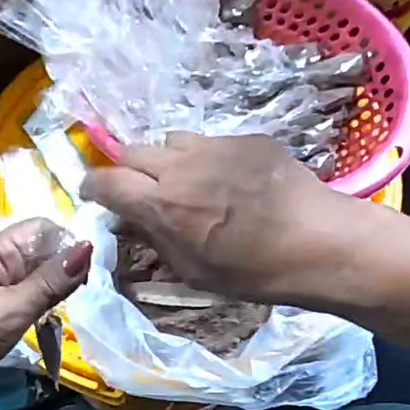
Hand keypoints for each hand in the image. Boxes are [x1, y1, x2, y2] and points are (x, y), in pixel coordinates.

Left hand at [0, 218, 92, 409]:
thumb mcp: (12, 309)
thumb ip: (51, 281)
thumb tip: (88, 247)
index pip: (43, 227)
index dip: (70, 241)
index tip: (95, 266)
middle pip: (39, 250)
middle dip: (64, 267)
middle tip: (90, 290)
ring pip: (33, 275)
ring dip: (53, 288)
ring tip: (75, 304)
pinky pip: (23, 295)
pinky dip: (39, 303)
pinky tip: (51, 317)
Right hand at [82, 132, 387, 304]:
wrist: (318, 243)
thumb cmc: (250, 272)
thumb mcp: (191, 270)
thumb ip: (154, 240)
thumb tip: (130, 222)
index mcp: (162, 204)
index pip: (106, 181)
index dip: (91, 187)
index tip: (92, 195)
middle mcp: (180, 166)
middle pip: (131, 151)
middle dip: (125, 170)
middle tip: (136, 191)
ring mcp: (214, 146)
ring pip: (168, 140)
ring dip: (162, 160)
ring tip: (180, 182)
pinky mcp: (244, 138)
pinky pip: (206, 141)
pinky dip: (200, 158)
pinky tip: (223, 180)